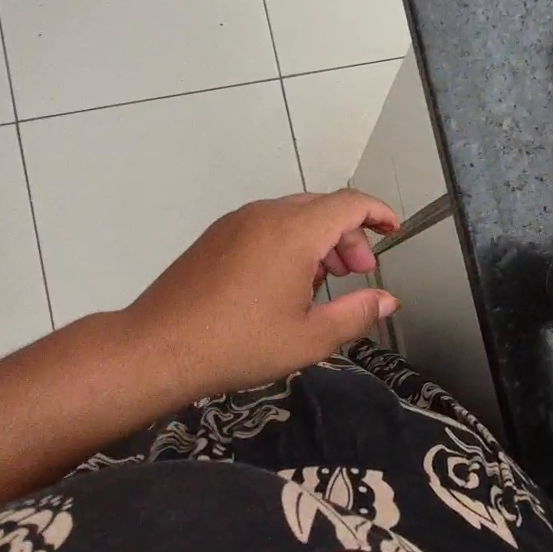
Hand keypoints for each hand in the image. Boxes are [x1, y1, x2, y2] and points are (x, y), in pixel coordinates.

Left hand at [111, 190, 401, 402]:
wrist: (157, 348)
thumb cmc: (238, 344)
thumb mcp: (309, 337)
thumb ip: (357, 314)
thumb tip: (388, 300)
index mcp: (295, 231)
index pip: (350, 203)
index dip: (379, 213)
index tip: (395, 230)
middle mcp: (267, 214)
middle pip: (324, 207)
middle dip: (350, 236)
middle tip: (359, 274)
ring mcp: (237, 222)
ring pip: (295, 215)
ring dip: (321, 240)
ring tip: (325, 283)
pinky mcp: (217, 236)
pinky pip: (268, 224)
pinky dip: (292, 242)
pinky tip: (286, 283)